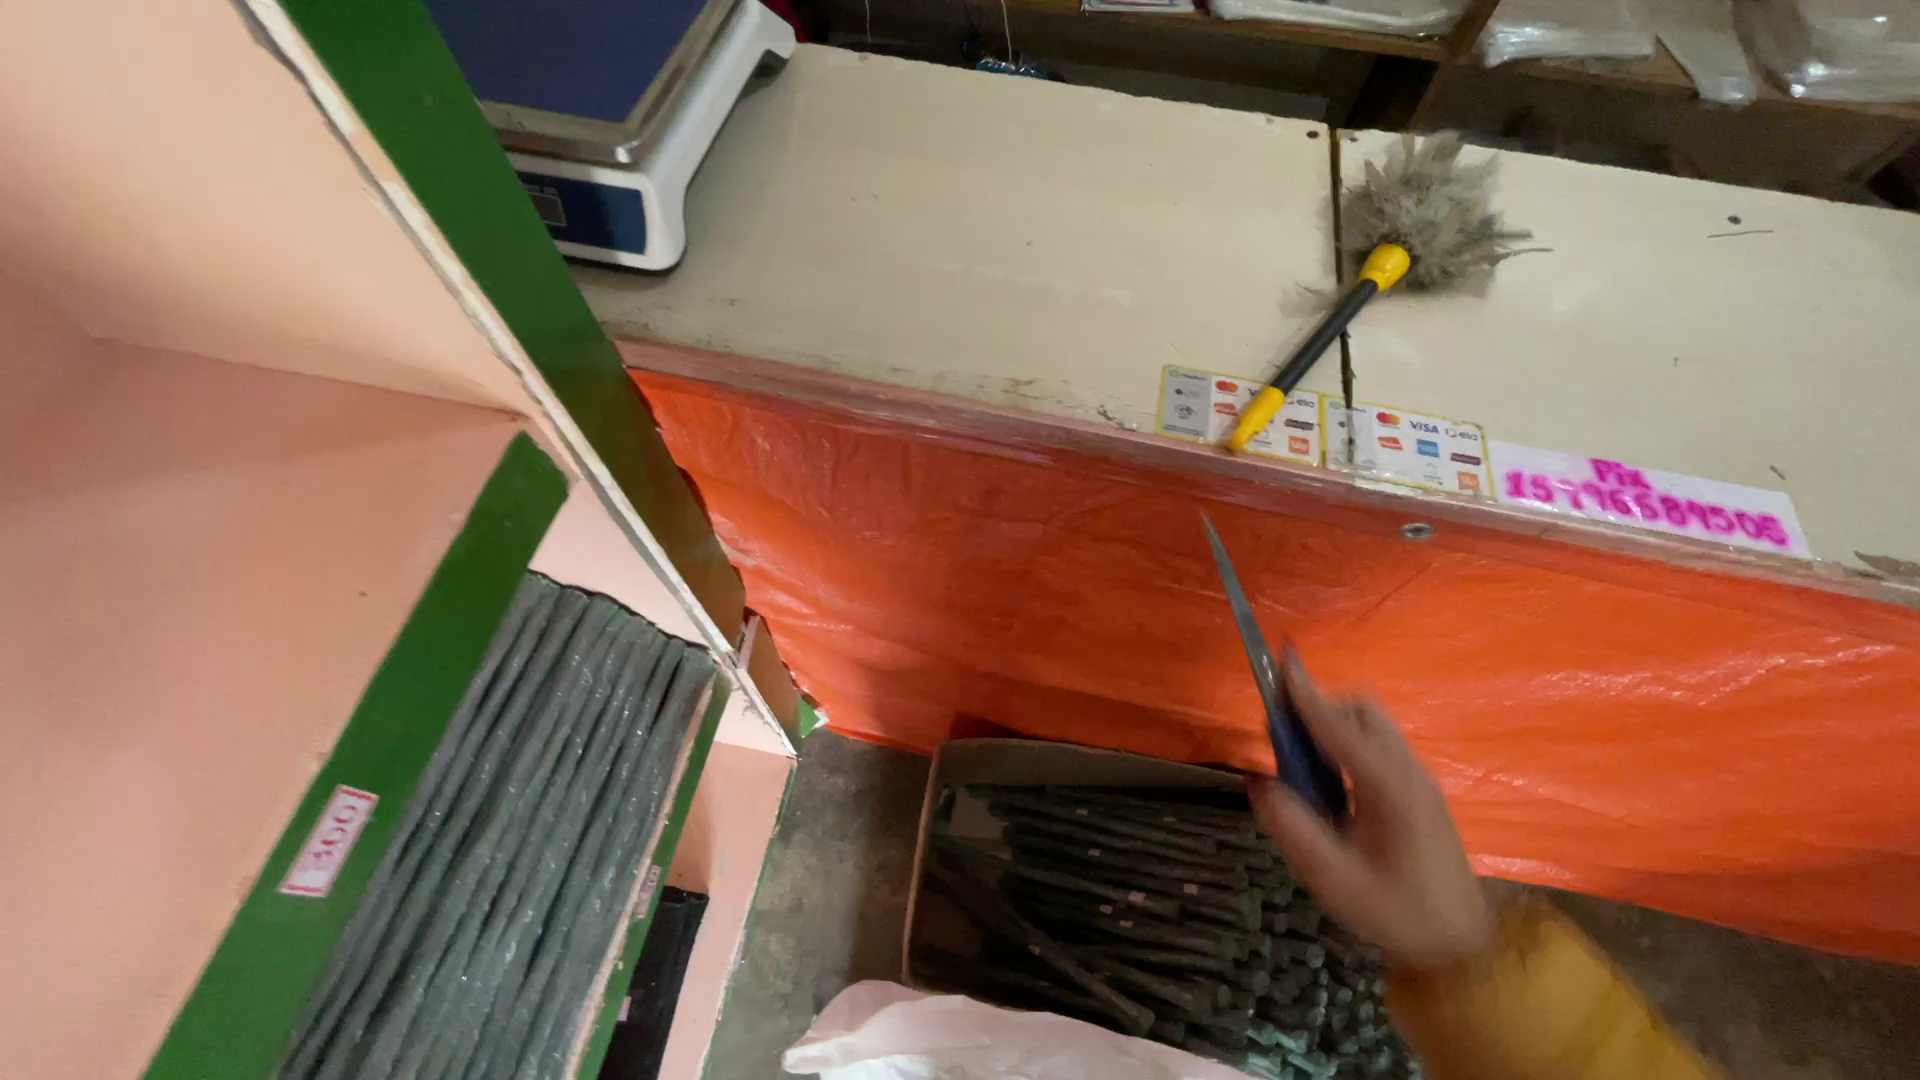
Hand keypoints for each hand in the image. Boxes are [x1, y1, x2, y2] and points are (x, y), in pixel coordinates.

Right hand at [1248, 655, 1493, 969]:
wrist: (1462, 948)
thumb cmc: (1394, 912)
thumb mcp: (1330, 877)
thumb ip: (1288, 824)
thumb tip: (1256, 779)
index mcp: (1389, 788)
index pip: (1339, 726)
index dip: (1307, 693)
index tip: (1281, 661)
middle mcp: (1408, 771)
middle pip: (1361, 710)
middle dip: (1319, 707)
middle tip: (1284, 740)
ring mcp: (1418, 777)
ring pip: (1371, 723)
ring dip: (1332, 725)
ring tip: (1304, 765)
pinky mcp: (1419, 788)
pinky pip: (1377, 744)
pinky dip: (1345, 743)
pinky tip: (1330, 782)